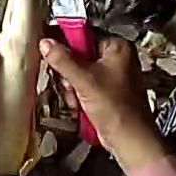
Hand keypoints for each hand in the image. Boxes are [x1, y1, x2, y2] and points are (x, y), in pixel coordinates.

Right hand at [39, 34, 170, 171]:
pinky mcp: (107, 91)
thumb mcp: (84, 80)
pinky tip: (78, 104)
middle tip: (69, 83)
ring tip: (75, 98)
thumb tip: (44, 42)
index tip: (47, 48)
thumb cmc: (114, 107)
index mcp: (117, 47)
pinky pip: (84, 85)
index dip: (64, 41)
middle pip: (79, 54)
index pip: (84, 34)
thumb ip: (62, 60)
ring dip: (72, 85)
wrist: (130, 140)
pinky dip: (78, 94)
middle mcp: (116, 58)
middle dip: (69, 71)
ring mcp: (112, 75)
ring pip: (78, 71)